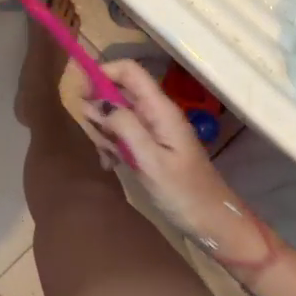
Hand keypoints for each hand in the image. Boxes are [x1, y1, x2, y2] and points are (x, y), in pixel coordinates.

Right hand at [83, 61, 277, 272]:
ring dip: (104, 131)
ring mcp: (153, 130)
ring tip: (108, 156)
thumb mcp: (151, 161)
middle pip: (118, 91)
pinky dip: (111, 145)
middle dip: (100, 109)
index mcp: (160, 109)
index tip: (80, 93)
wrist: (215, 225)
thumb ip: (125, 127)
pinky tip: (111, 164)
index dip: (102, 72)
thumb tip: (98, 102)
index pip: (128, 70)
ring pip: (116, 114)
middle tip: (98, 137)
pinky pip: (122, 134)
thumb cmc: (186, 193)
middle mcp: (156, 113)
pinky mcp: (150, 147)